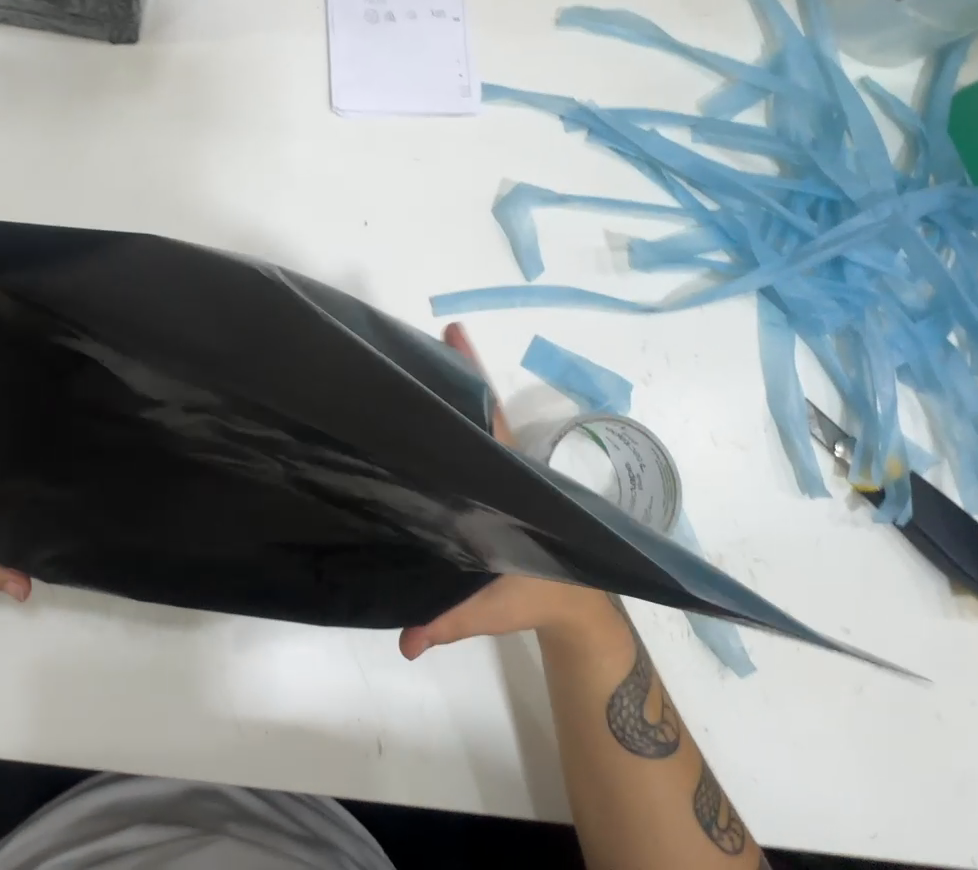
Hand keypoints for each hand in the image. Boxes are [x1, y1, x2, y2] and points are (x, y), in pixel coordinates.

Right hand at [401, 324, 616, 659]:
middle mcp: (507, 473)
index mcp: (511, 489)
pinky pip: (470, 444)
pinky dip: (448, 421)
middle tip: (407, 340)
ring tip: (401, 366)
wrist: (575, 609)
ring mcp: (502, 477)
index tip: (452, 335)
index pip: (489, 425)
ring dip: (445, 393)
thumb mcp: (494, 610)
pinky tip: (412, 417)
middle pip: (478, 411)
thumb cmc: (540, 599)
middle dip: (449, 372)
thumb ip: (450, 622)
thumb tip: (406, 643)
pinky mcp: (494, 487)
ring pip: (475, 424)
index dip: (470, 381)